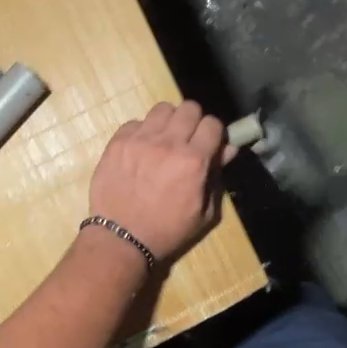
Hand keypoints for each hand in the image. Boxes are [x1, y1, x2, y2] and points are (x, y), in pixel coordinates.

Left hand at [88, 101, 235, 263]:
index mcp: (193, 161)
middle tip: (187, 140)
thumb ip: (217, 177)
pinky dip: (142, 132)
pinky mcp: (118, 142)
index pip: (213, 124)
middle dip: (194, 122)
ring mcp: (140, 139)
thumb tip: (228, 150)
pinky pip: (136, 122)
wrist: (121, 239)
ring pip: (163, 109)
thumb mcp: (204, 213)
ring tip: (163, 140)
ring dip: (169, 121)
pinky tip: (141, 150)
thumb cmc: (167, 232)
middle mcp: (168, 143)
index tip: (209, 145)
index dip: (214, 134)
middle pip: (189, 108)